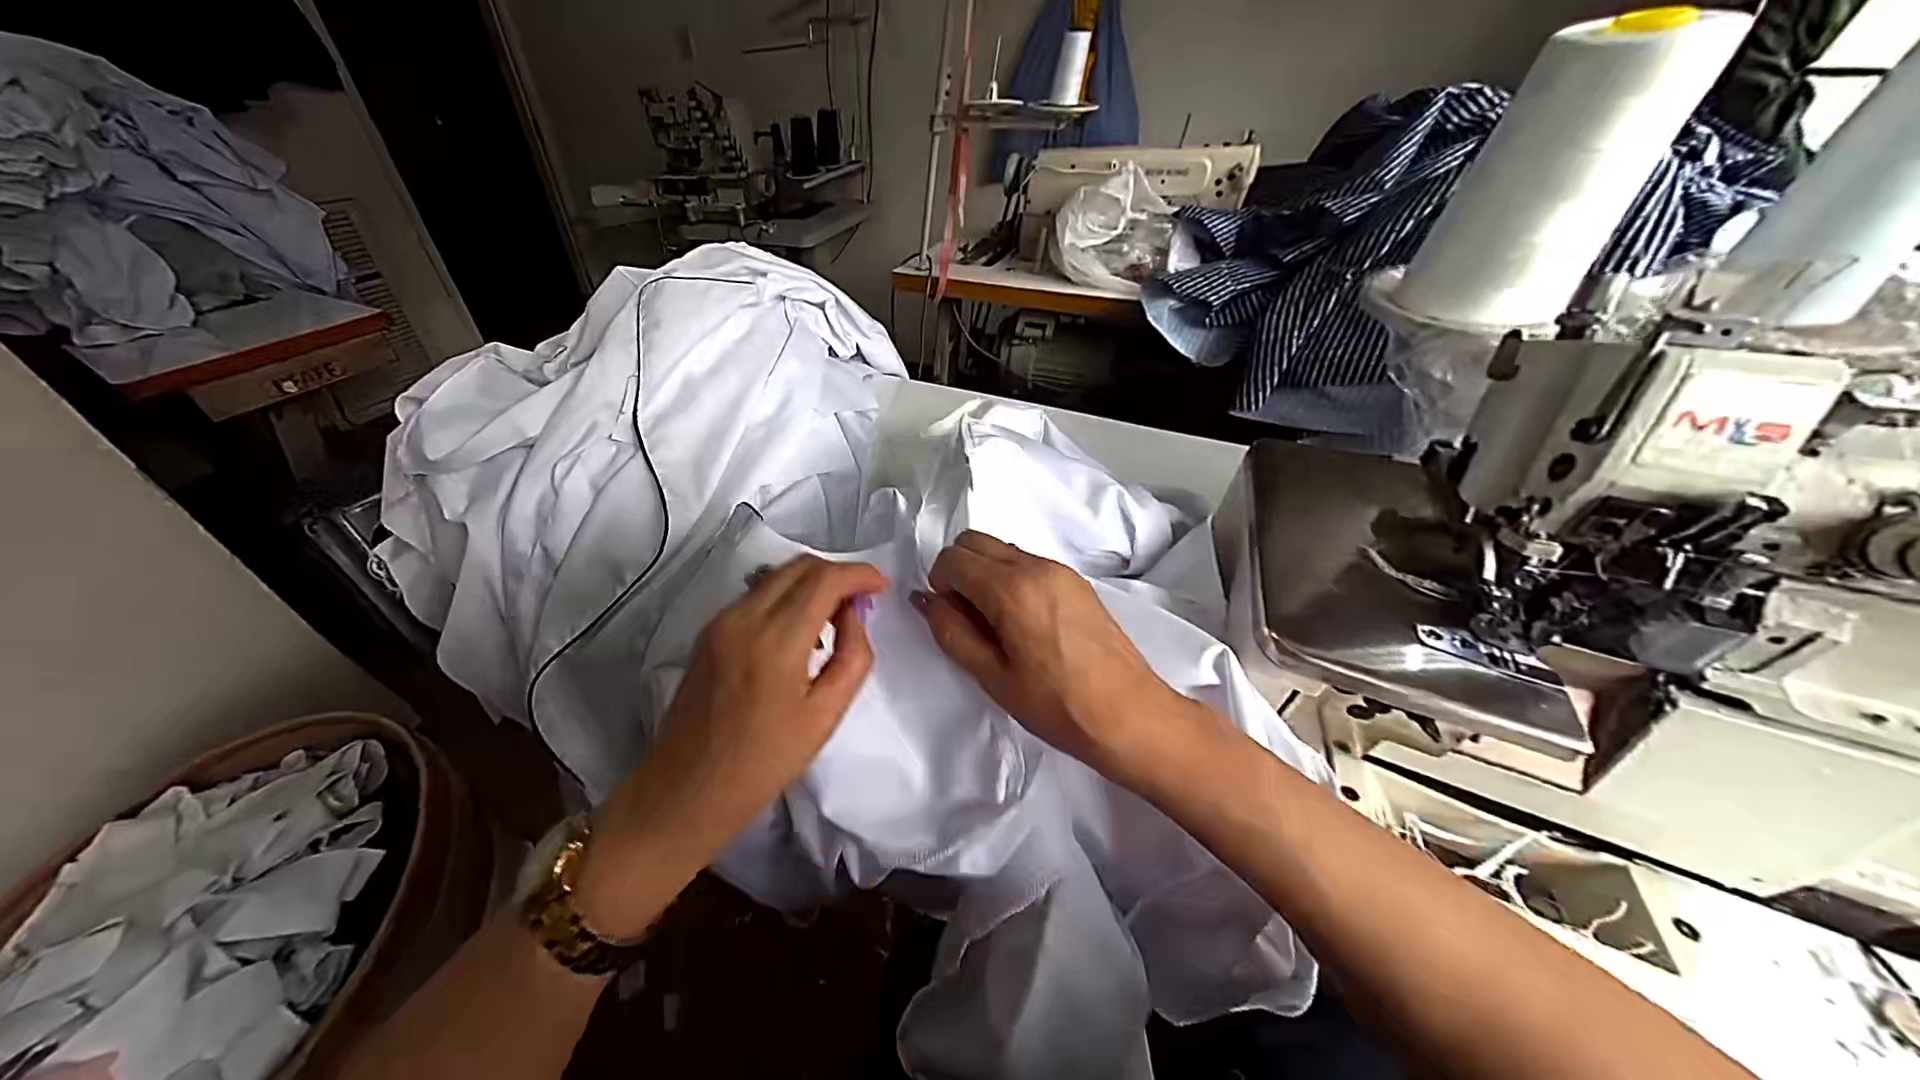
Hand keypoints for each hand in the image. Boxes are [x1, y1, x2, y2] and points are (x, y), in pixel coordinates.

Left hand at [575, 555, 885, 937]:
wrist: (685, 790)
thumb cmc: (763, 763)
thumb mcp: (825, 717)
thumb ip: (852, 658)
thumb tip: (853, 617)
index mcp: (776, 641)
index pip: (825, 579)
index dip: (860, 575)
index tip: (881, 588)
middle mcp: (744, 617)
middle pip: (800, 566)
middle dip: (838, 575)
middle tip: (861, 604)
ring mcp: (720, 621)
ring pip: (777, 576)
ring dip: (813, 584)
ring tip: (834, 620)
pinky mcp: (708, 631)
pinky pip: (758, 595)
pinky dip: (788, 598)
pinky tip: (800, 633)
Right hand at [917, 531, 1214, 788]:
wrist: (1131, 716)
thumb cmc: (1058, 705)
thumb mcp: (992, 677)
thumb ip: (952, 632)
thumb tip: (928, 601)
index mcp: (1012, 587)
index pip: (953, 557)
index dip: (940, 585)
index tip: (951, 619)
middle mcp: (1037, 565)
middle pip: (975, 541)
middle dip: (958, 571)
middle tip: (968, 620)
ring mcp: (1061, 570)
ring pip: (1002, 549)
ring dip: (985, 574)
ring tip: (997, 627)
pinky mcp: (1078, 582)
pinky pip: (1028, 562)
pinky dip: (1010, 579)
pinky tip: (1023, 624)